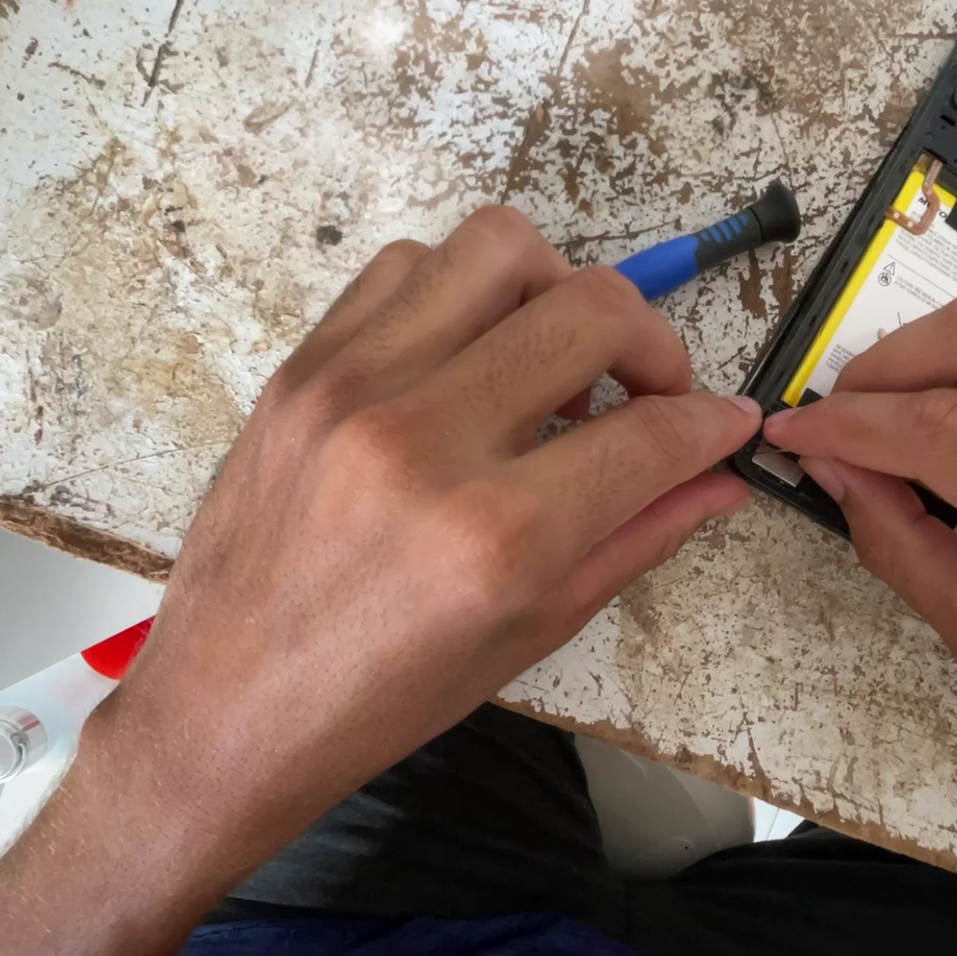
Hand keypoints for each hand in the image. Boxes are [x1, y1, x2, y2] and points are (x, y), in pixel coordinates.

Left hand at [111, 206, 759, 838]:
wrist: (227, 707)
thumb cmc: (389, 696)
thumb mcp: (534, 630)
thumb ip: (641, 537)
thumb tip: (721, 478)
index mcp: (497, 534)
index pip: (651, 435)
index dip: (713, 422)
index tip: (728, 421)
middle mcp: (427, 436)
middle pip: (591, 309)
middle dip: (655, 345)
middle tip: (648, 392)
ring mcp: (353, 385)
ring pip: (499, 248)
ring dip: (558, 293)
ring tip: (554, 363)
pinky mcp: (303, 365)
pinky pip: (409, 267)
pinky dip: (467, 295)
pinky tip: (470, 359)